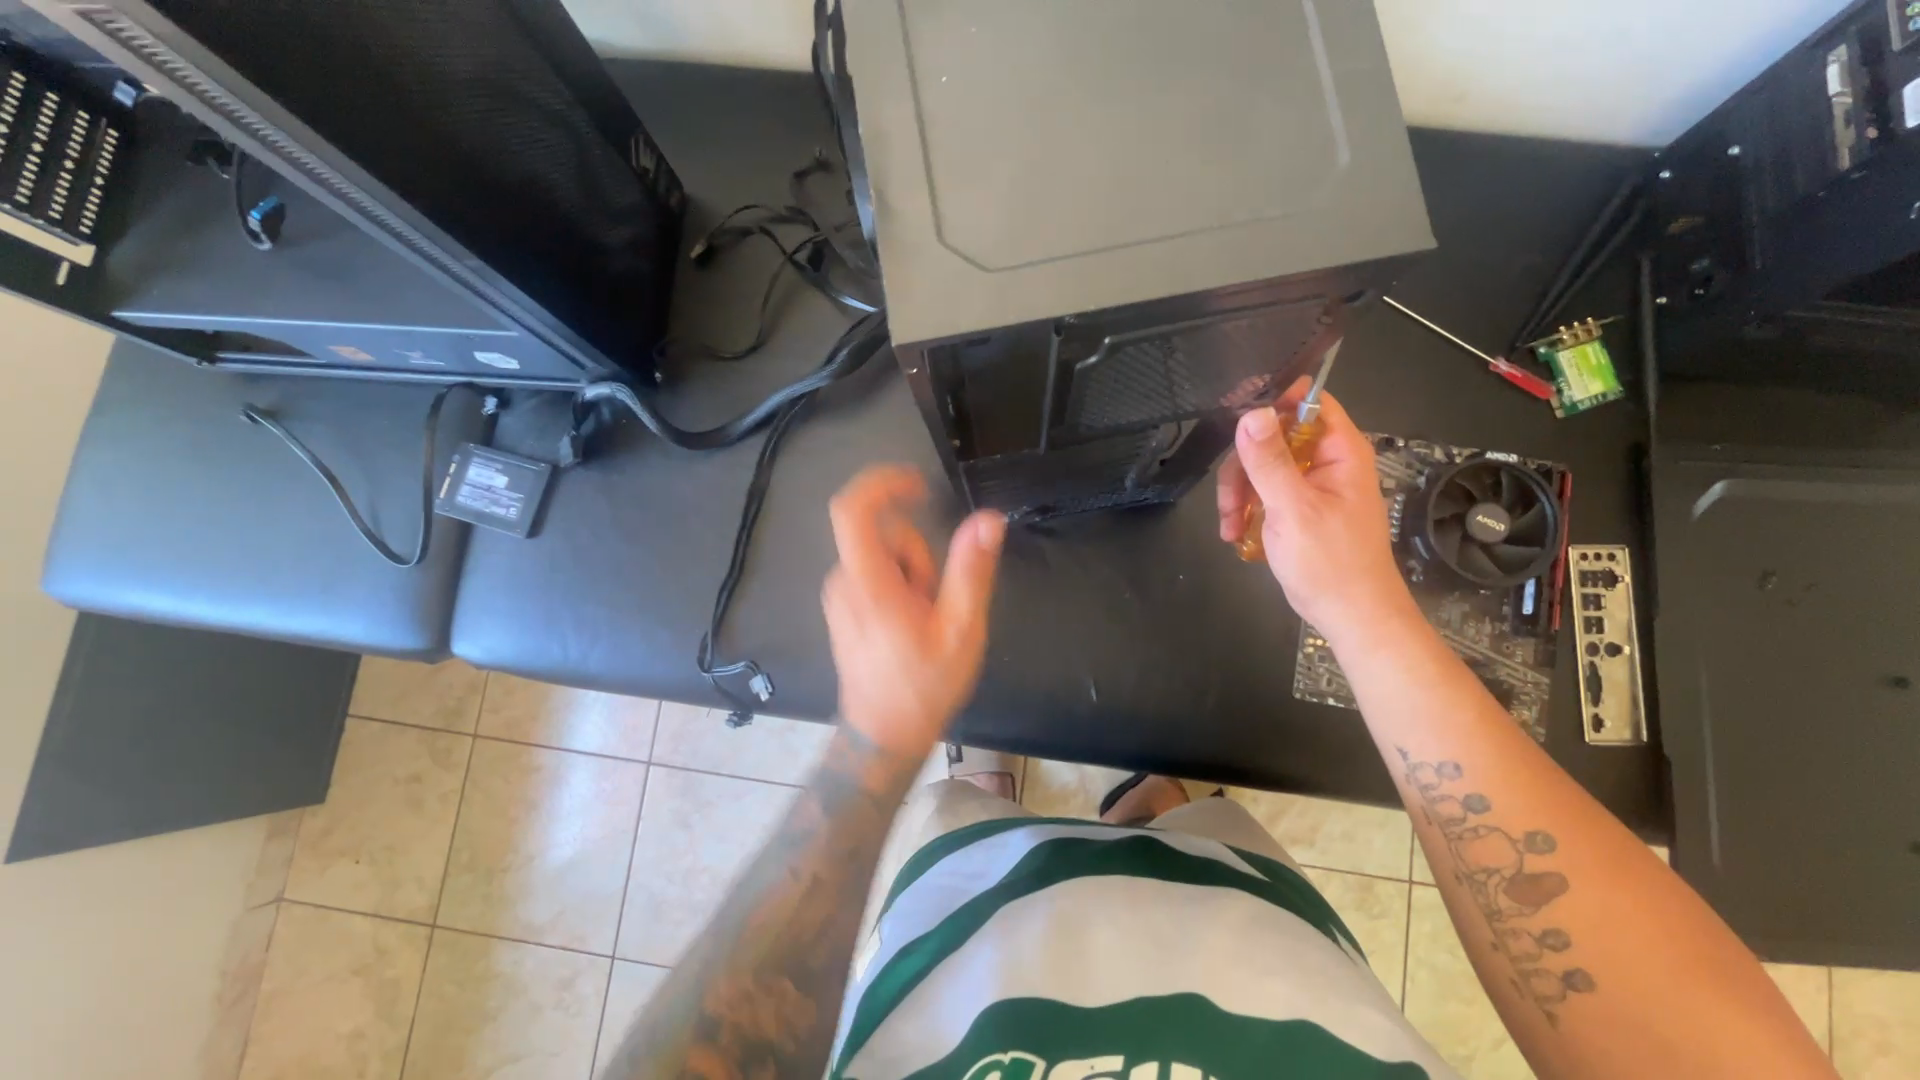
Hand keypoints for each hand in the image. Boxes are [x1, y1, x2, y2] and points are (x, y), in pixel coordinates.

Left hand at [822, 465, 1006, 753]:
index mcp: (867, 582)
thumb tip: (989, 519)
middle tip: (937, 601)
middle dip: (919, 556)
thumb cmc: (922, 687)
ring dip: (913, 578)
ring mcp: (839, 597)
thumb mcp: (960, 630)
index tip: (919, 484)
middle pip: (882, 536)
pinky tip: (910, 627)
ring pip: (882, 558)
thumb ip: (972, 571)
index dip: (883, 483)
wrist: (883, 736)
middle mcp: (842, 582)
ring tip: (925, 622)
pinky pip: (874, 577)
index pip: (853, 509)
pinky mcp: (843, 609)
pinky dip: (899, 590)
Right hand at [1217, 382, 1416, 640]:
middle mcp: (1329, 462)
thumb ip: (1269, 460)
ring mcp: (1314, 486)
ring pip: (1264, 467)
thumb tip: (1251, 412)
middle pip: (1275, 437)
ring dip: (1239, 493)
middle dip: (1244, 465)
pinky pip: (1266, 492)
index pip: (1308, 401)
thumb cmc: (1330, 563)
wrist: (1352, 617)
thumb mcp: (1292, 508)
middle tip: (1229, 500)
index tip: (1234, 414)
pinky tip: (1234, 533)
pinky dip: (1247, 509)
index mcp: (1340, 451)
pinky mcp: (1300, 509)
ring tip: (1228, 527)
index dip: (1272, 400)